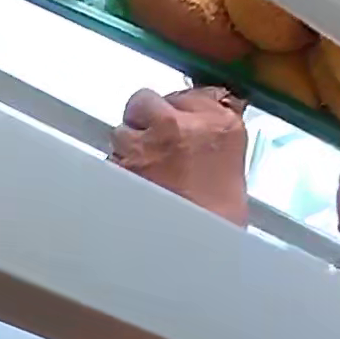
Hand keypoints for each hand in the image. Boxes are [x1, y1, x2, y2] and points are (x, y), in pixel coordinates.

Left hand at [111, 87, 249, 225]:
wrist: (199, 245)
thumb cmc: (217, 211)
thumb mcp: (229, 156)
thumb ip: (207, 124)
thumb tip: (188, 107)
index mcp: (214, 121)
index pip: (181, 94)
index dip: (169, 110)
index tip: (168, 122)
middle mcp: (177, 128)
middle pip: (142, 101)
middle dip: (141, 119)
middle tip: (149, 142)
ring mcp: (145, 148)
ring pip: (121, 132)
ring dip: (127, 148)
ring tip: (144, 172)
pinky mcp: (121, 171)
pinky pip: (110, 161)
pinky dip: (118, 172)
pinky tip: (134, 187)